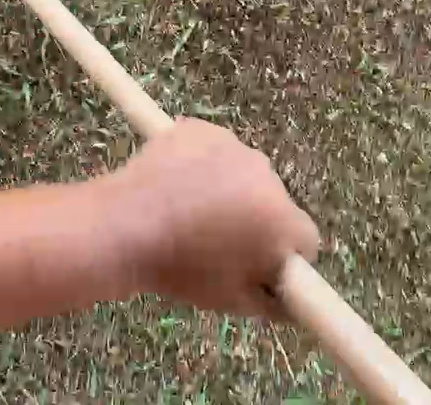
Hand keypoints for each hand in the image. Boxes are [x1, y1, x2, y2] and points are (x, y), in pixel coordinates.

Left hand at [99, 118, 319, 316]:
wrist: (124, 224)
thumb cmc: (181, 267)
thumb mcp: (235, 301)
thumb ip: (275, 302)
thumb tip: (289, 299)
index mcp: (280, 217)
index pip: (306, 238)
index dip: (285, 255)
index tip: (259, 264)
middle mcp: (264, 171)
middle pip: (275, 200)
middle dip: (256, 218)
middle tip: (219, 240)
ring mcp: (230, 143)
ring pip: (243, 172)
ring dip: (230, 187)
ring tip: (192, 210)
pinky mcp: (199, 127)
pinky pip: (214, 150)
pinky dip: (202, 163)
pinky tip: (178, 183)